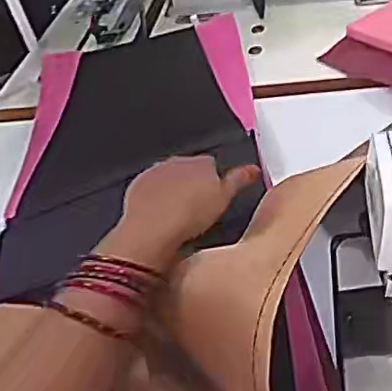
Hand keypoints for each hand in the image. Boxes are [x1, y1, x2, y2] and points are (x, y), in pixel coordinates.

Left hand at [98, 155, 260, 270]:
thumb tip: (253, 169)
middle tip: (199, 208)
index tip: (215, 195)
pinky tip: (162, 215)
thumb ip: (239, 180)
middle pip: (189, 170)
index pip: (211, 163)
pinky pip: (150, 189)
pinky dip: (156, 199)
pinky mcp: (138, 185)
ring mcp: (156, 172)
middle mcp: (177, 161)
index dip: (214, 181)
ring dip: (174, 191)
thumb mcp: (225, 198)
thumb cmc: (187, 215)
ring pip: (169, 179)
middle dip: (193, 185)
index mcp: (200, 162)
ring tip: (181, 215)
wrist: (153, 229)